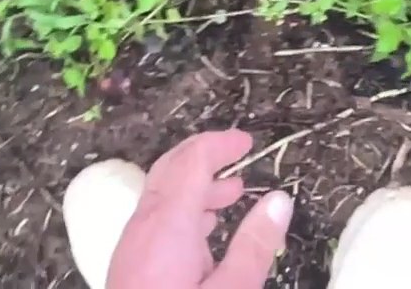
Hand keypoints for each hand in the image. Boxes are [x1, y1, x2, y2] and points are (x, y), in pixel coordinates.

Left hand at [106, 130, 294, 288]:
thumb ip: (255, 244)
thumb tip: (279, 198)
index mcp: (167, 223)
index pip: (193, 160)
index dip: (221, 144)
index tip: (249, 141)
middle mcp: (143, 225)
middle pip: (171, 168)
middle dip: (205, 156)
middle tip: (239, 155)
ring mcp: (132, 246)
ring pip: (162, 193)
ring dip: (196, 185)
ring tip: (233, 193)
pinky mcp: (130, 268)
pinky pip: (156, 218)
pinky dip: (184, 210)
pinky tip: (207, 232)